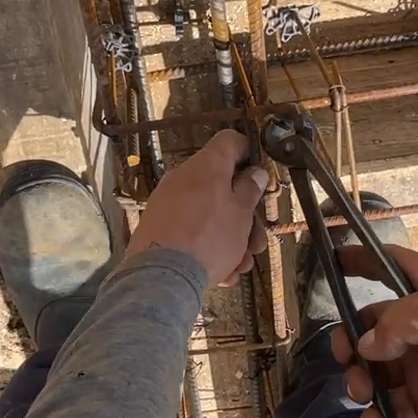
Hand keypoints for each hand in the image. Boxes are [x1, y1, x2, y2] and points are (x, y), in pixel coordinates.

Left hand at [126, 129, 268, 286]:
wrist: (161, 276)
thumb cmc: (209, 238)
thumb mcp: (241, 213)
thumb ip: (250, 190)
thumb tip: (254, 171)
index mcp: (206, 165)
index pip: (229, 141)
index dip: (248, 154)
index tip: (259, 178)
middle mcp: (184, 178)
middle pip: (222, 187)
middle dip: (245, 218)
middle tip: (257, 244)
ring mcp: (168, 204)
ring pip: (209, 215)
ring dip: (231, 240)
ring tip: (242, 267)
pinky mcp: (158, 228)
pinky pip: (191, 232)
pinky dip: (209, 249)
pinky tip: (222, 275)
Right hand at [329, 244, 417, 417]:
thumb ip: (401, 320)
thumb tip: (365, 346)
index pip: (390, 264)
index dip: (360, 258)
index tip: (330, 259)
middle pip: (370, 325)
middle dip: (350, 341)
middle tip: (345, 358)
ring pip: (374, 369)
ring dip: (360, 381)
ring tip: (364, 395)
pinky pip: (391, 408)